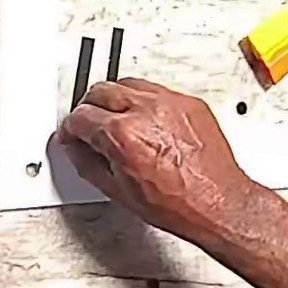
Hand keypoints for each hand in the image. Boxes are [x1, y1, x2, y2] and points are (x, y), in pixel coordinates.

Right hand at [56, 78, 264, 240]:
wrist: (217, 203)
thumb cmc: (177, 204)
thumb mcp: (119, 191)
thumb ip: (88, 163)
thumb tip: (77, 149)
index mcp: (123, 134)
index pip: (80, 116)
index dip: (71, 128)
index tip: (73, 135)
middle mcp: (145, 111)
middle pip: (100, 91)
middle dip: (88, 108)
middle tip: (89, 125)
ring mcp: (169, 102)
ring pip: (127, 83)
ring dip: (114, 99)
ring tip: (116, 120)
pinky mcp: (188, 101)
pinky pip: (155, 90)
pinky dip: (143, 102)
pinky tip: (144, 121)